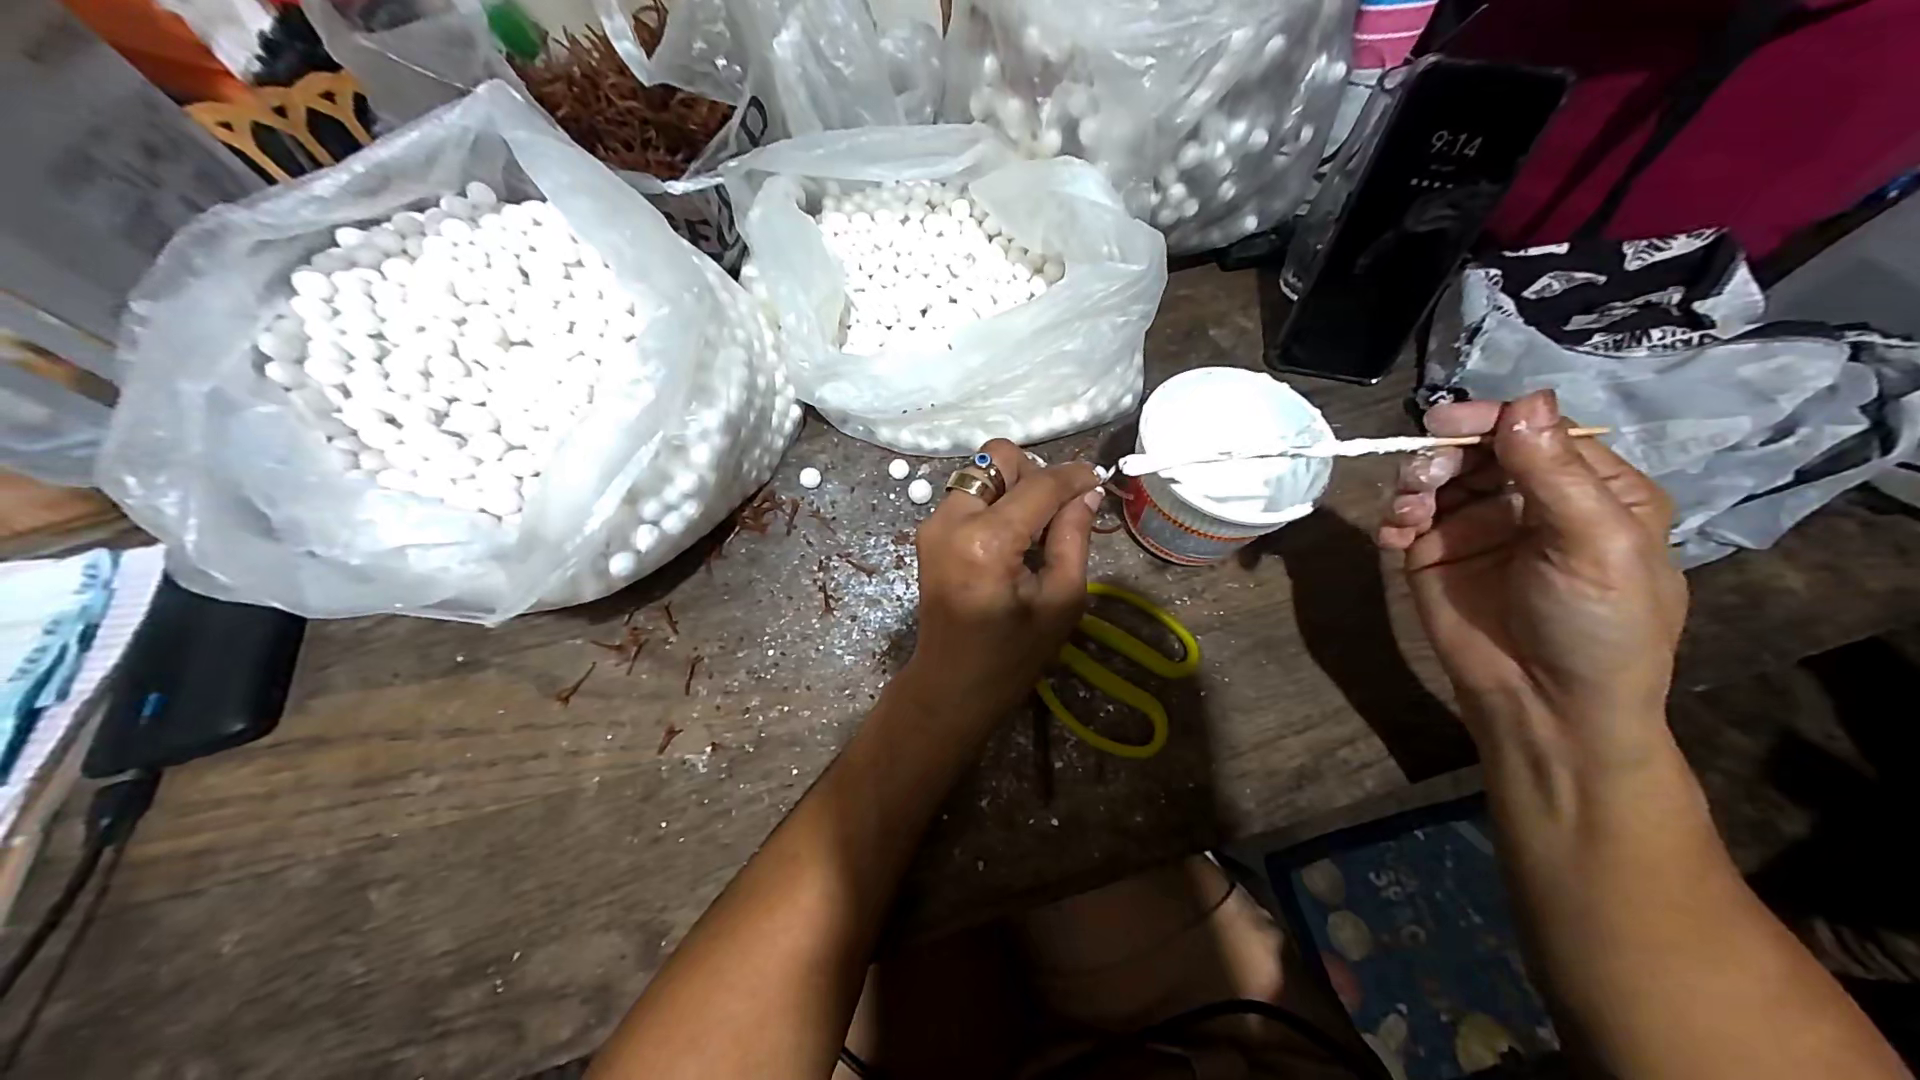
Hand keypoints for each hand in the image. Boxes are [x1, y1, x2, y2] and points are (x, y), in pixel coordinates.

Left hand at [908, 439, 1103, 723]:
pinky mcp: (928, 532)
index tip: (1098, 480)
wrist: (952, 684)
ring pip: (979, 471)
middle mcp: (952, 520)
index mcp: (987, 541)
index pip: (1039, 485)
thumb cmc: (1013, 655)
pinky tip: (1011, 536)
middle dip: (1034, 473)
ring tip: (1034, 526)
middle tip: (1057, 510)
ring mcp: (933, 524)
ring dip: (1013, 485)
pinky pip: (967, 493)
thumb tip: (1088, 492)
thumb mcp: (1060, 601)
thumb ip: (1074, 537)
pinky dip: (994, 500)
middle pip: (998, 458)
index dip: (1075, 476)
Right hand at [1376, 390, 1687, 774]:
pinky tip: (1395, 536)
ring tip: (1409, 514)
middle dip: (1444, 454)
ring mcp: (1475, 527)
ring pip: (1434, 478)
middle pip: (1476, 449)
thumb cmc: (1597, 625)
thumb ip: (1555, 474)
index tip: (1445, 422)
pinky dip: (1393, 518)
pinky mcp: (1432, 554)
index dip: (1492, 419)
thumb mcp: (1594, 545)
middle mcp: (1528, 499)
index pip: (1536, 431)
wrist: (1545, 704)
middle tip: (1425, 476)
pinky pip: (1404, 519)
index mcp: (1589, 490)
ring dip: (1414, 484)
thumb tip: (1525, 399)